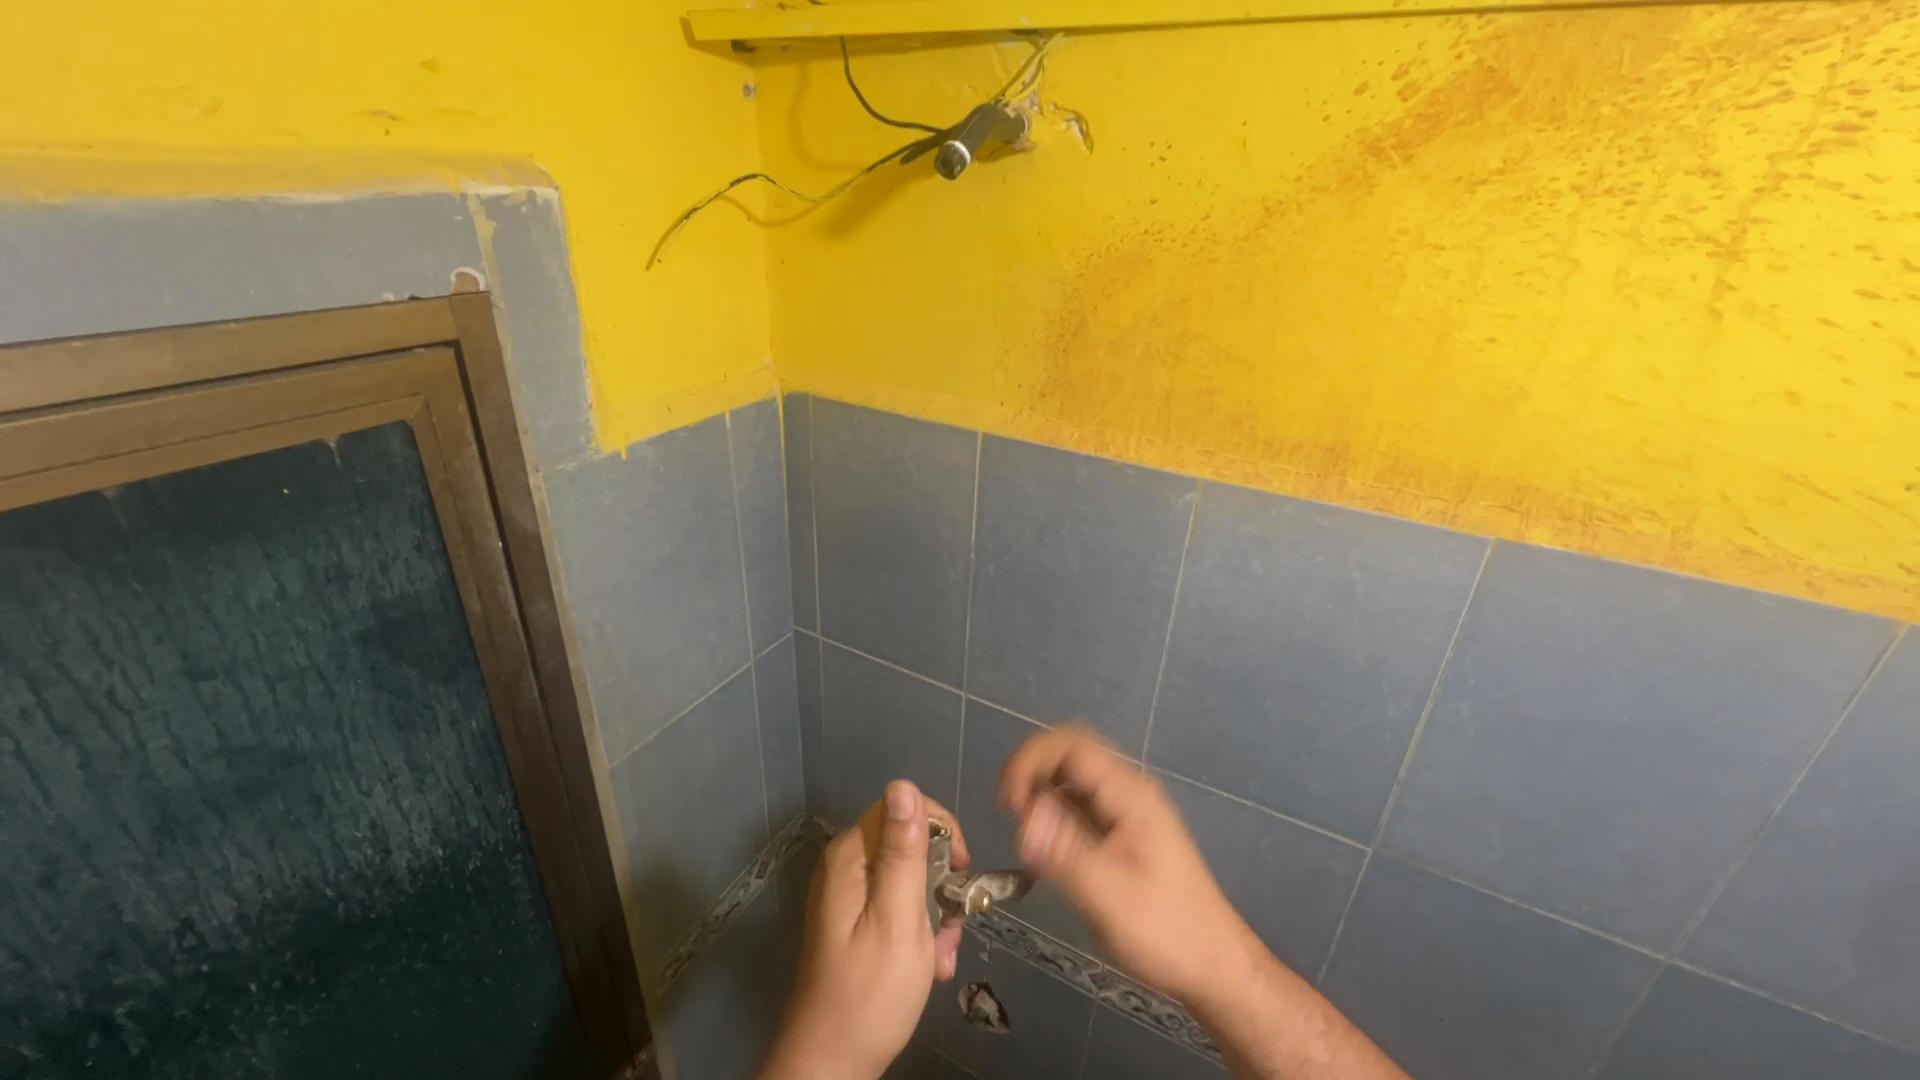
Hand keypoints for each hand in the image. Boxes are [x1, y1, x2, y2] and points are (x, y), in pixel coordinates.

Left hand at [759, 781, 969, 1079]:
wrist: (832, 1063)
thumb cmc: (870, 992)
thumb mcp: (898, 919)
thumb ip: (904, 852)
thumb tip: (903, 784)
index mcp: (850, 857)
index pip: (901, 807)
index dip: (940, 830)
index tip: (963, 869)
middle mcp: (847, 866)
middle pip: (909, 843)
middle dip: (942, 881)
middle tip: (953, 925)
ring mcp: (851, 895)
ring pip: (912, 878)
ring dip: (937, 913)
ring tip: (942, 956)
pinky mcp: (858, 922)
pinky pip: (901, 905)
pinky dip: (922, 930)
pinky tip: (931, 965)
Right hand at [999, 727, 1257, 1007]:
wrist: (1214, 965)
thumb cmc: (1166, 931)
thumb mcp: (1109, 896)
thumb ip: (1063, 852)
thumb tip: (1023, 816)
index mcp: (1130, 794)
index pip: (1072, 746)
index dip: (1030, 760)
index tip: (1007, 800)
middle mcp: (1127, 791)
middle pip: (1070, 751)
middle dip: (1031, 769)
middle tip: (1008, 807)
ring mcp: (1124, 811)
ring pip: (1072, 777)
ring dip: (1040, 790)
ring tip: (1021, 827)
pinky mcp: (1119, 832)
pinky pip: (1078, 804)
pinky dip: (1052, 812)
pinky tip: (1041, 846)